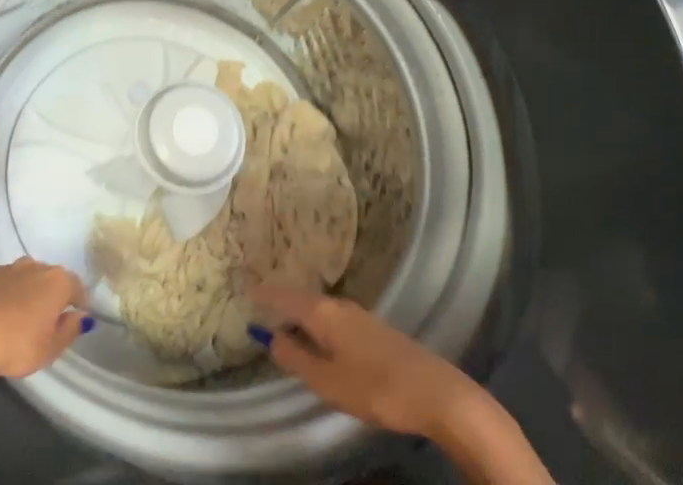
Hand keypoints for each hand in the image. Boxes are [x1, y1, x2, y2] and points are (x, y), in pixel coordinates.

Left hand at [0, 259, 88, 379]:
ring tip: (18, 314)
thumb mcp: (50, 349)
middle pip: (49, 277)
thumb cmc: (16, 345)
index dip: (78, 301)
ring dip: (24, 290)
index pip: (76, 286)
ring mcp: (4, 267)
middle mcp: (33, 266)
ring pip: (23, 275)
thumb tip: (81, 316)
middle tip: (46, 318)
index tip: (75, 315)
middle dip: (51, 293)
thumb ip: (69, 330)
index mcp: (56, 282)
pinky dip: (0, 290)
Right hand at [250, 283, 478, 438]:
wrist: (438, 394)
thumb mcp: (327, 380)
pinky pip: (335, 320)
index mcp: (323, 314)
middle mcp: (340, 307)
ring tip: (284, 323)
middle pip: (303, 300)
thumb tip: (271, 337)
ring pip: (321, 310)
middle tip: (260, 305)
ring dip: (301, 314)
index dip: (263, 294)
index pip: (284, 297)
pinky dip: (318, 324)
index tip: (244, 288)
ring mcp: (362, 317)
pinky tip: (320, 339)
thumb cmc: (376, 387)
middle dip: (281, 302)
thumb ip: (295, 358)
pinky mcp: (377, 332)